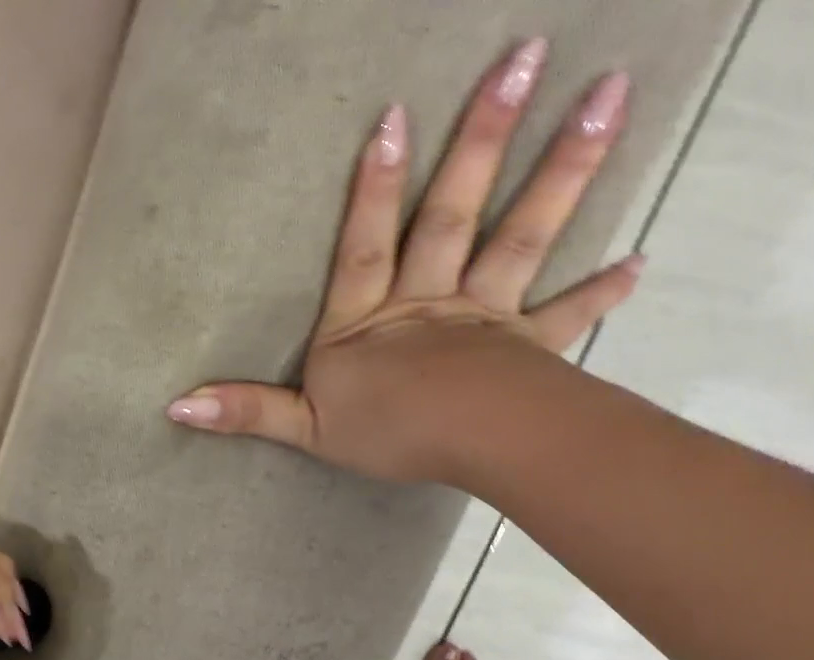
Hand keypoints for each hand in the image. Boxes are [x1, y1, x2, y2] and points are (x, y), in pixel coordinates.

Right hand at [167, 39, 643, 483]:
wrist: (476, 447)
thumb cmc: (388, 432)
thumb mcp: (299, 426)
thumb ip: (244, 410)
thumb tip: (173, 405)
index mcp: (367, 320)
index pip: (365, 243)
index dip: (375, 185)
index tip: (396, 116)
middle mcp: (427, 302)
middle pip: (453, 214)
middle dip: (485, 139)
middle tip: (528, 58)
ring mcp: (484, 317)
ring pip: (522, 236)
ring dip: (564, 171)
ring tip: (607, 100)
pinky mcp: (528, 346)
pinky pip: (566, 314)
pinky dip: (600, 290)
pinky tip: (639, 261)